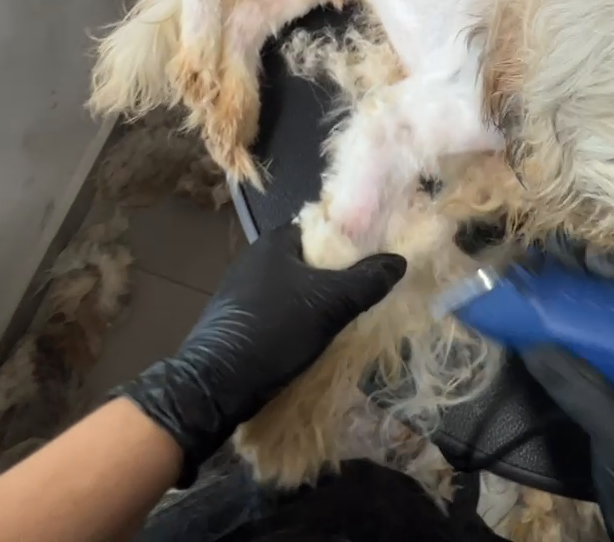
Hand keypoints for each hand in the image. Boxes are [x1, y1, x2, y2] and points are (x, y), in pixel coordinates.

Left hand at [115, 221, 405, 484]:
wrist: (214, 385)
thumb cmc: (275, 330)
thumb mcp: (331, 304)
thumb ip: (368, 280)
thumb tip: (399, 260)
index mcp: (276, 240)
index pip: (322, 228)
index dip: (350, 240)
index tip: (373, 260)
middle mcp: (256, 257)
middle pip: (309, 258)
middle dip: (336, 273)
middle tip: (364, 291)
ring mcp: (241, 289)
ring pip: (293, 286)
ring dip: (316, 299)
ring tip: (344, 316)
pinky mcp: (234, 319)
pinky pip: (277, 308)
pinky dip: (296, 317)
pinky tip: (310, 336)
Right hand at [519, 238, 613, 541]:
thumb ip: (583, 390)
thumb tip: (531, 340)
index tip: (589, 258)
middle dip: (589, 280)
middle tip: (548, 257)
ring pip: (606, 324)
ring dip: (570, 301)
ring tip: (534, 276)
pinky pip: (588, 350)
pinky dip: (561, 333)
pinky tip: (535, 320)